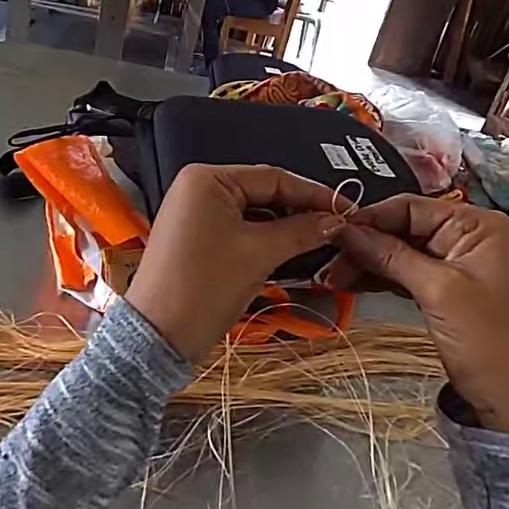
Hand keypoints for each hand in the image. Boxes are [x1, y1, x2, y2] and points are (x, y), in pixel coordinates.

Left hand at [126, 164, 347, 362]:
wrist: (160, 331)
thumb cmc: (206, 285)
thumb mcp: (259, 253)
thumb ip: (300, 230)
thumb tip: (333, 220)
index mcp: (207, 179)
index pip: (272, 176)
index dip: (313, 193)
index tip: (348, 208)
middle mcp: (196, 186)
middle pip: (261, 190)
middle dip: (299, 209)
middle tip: (338, 227)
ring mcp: (193, 210)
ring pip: (251, 209)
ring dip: (283, 224)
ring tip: (320, 238)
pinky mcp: (195, 233)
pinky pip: (237, 225)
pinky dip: (263, 235)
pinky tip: (290, 247)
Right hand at [322, 195, 508, 435]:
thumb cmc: (497, 345)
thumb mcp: (439, 292)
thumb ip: (388, 254)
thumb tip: (342, 228)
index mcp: (477, 226)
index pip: (407, 207)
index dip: (366, 219)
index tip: (328, 233)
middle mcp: (467, 238)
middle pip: (399, 227)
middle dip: (362, 243)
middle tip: (326, 261)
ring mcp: (456, 265)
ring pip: (396, 251)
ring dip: (365, 262)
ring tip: (333, 277)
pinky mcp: (446, 291)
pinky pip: (403, 273)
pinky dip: (378, 277)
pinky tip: (351, 282)